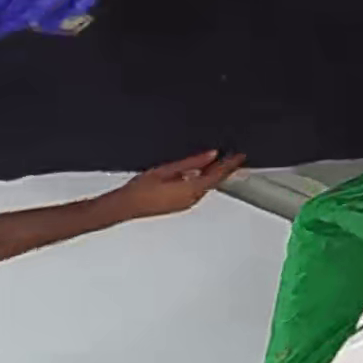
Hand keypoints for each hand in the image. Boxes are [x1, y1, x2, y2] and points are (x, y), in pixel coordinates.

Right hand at [93, 150, 247, 220]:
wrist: (122, 207)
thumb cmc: (140, 189)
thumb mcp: (167, 170)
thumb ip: (192, 162)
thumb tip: (211, 154)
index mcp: (191, 190)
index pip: (218, 175)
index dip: (231, 165)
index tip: (241, 156)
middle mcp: (193, 199)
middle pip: (214, 181)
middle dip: (224, 169)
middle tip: (233, 156)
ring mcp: (187, 203)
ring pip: (206, 185)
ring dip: (213, 174)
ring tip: (219, 160)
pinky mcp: (181, 204)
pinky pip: (198, 190)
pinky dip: (203, 180)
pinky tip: (200, 172)